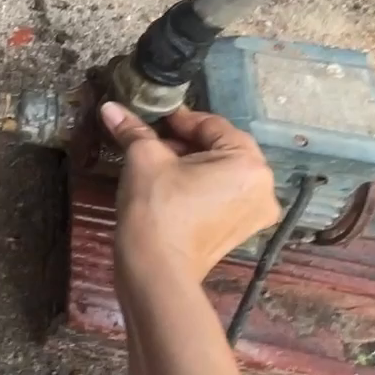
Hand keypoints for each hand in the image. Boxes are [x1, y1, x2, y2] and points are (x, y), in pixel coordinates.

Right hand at [101, 104, 279, 285]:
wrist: (155, 267)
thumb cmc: (156, 206)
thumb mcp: (143, 158)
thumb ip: (132, 129)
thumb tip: (110, 107)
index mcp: (249, 164)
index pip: (212, 125)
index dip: (178, 119)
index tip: (150, 120)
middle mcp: (264, 187)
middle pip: (220, 148)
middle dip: (185, 141)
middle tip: (151, 143)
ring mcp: (256, 212)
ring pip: (221, 170)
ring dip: (191, 162)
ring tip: (157, 165)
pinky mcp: (241, 230)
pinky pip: (222, 193)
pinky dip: (199, 184)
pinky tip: (171, 187)